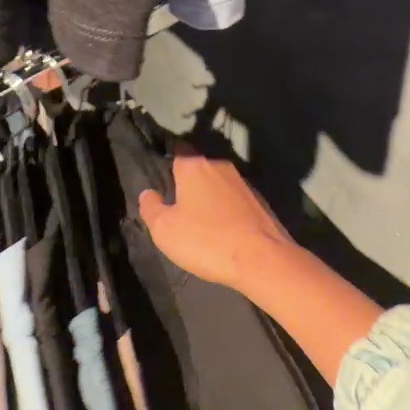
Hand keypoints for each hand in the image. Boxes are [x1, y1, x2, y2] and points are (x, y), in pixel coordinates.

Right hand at [136, 146, 295, 289]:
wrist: (262, 259)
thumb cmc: (207, 240)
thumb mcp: (165, 230)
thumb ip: (151, 208)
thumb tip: (147, 193)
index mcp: (194, 166)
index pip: (177, 150)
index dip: (168, 161)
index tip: (162, 177)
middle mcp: (218, 165)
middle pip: (197, 168)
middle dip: (188, 183)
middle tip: (178, 206)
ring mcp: (242, 182)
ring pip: (217, 183)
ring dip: (208, 197)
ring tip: (201, 221)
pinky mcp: (258, 200)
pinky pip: (234, 199)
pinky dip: (227, 209)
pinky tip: (224, 230)